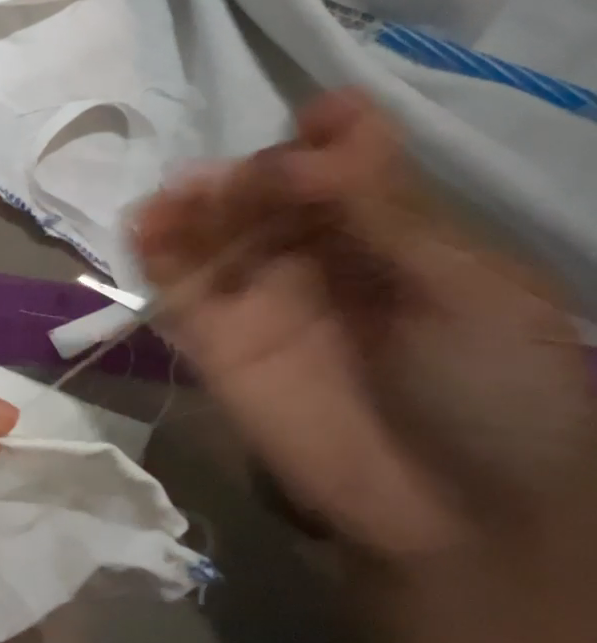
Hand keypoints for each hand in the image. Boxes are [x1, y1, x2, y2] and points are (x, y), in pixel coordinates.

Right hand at [134, 90, 596, 561]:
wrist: (459, 515)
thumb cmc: (496, 392)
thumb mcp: (469, 288)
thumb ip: (384, 210)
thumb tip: (307, 134)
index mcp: (392, 232)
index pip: (341, 158)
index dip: (322, 134)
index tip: (311, 128)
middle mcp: (317, 254)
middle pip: (262, 187)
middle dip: (247, 174)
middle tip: (241, 188)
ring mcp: (257, 298)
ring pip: (206, 229)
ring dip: (188, 203)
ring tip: (180, 202)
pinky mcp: (210, 341)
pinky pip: (171, 285)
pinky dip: (151, 250)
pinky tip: (146, 228)